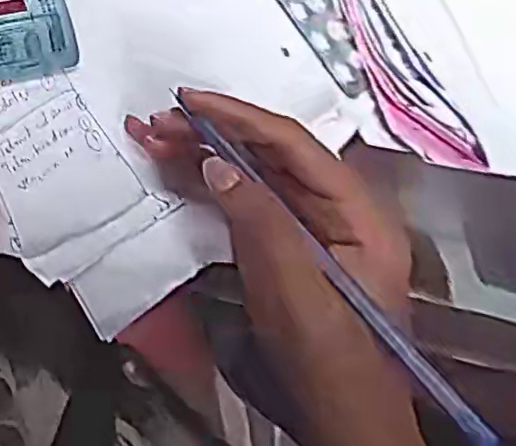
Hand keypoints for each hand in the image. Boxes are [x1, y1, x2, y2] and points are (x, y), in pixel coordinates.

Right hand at [126, 90, 422, 445]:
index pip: (293, 145)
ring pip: (247, 165)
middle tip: (162, 122)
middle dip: (209, 131)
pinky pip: (237, 189)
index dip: (239, 116)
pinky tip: (171, 164)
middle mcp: (335, 210)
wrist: (337, 417)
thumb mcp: (295, 290)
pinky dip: (201, 173)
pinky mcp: (278, 233)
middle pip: (266, 150)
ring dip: (199, 148)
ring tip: (156, 136)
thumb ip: (259, 220)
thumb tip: (217, 163)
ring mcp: (306, 221)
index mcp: (358, 216)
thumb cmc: (331, 363)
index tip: (193, 101)